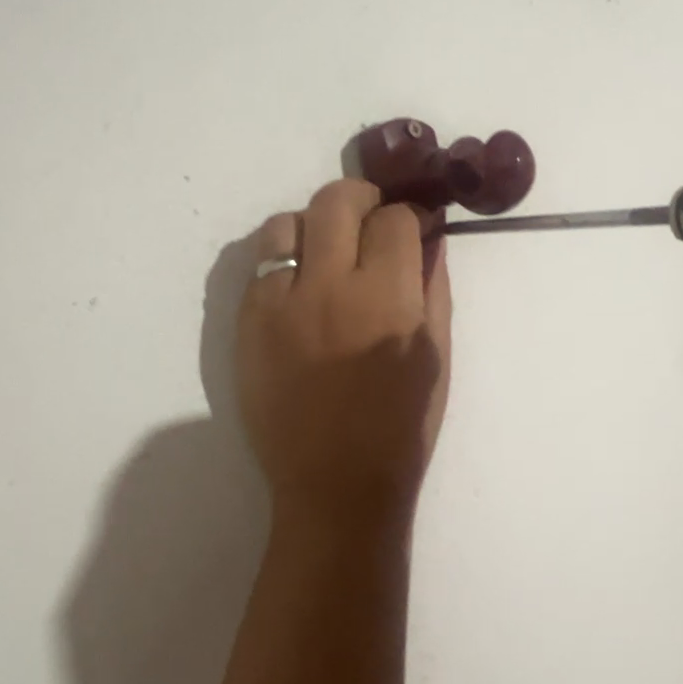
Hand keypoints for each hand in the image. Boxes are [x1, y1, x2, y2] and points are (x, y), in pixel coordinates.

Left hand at [237, 179, 450, 515]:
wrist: (335, 484)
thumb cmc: (401, 428)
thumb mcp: (435, 356)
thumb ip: (432, 289)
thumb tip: (429, 239)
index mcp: (388, 300)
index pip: (395, 219)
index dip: (410, 215)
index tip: (414, 227)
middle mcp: (331, 289)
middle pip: (335, 202)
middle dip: (360, 199)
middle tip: (370, 219)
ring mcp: (280, 304)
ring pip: (286, 224)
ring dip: (313, 226)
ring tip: (326, 252)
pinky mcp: (247, 324)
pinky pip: (259, 267)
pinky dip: (283, 264)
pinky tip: (299, 290)